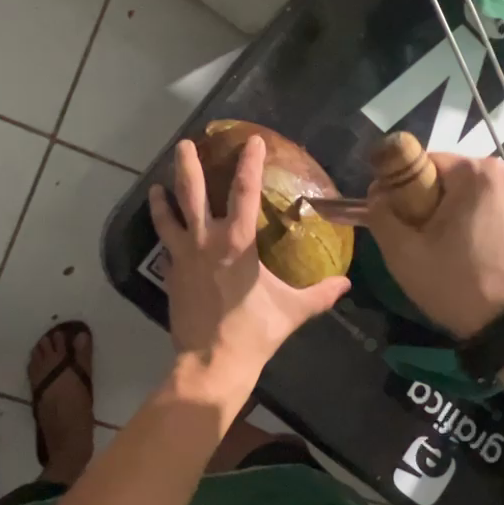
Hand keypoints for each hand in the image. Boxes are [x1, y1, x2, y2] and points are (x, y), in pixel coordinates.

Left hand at [149, 137, 350, 397]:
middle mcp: (205, 242)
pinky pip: (166, 243)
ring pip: (169, 217)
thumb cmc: (253, 332)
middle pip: (192, 194)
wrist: (211, 363)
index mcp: (236, 243)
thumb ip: (320, 295)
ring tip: (157, 184)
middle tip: (185, 145)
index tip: (252, 140)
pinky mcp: (171, 276)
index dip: (249, 163)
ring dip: (164, 197)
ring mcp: (183, 258)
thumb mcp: (292, 311)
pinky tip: (165, 228)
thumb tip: (346, 284)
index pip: (244, 192)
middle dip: (188, 166)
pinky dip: (164, 229)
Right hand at [366, 153, 503, 337]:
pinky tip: (465, 254)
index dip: (398, 190)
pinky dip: (468, 224)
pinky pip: (484, 209)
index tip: (394, 222)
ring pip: (463, 196)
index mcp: (475, 170)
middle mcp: (502, 172)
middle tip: (416, 242)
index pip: (419, 163)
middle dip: (423, 204)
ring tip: (441, 251)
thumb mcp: (404, 253)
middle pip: (443, 178)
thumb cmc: (459, 283)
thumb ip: (381, 215)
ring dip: (445, 216)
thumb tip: (376, 195)